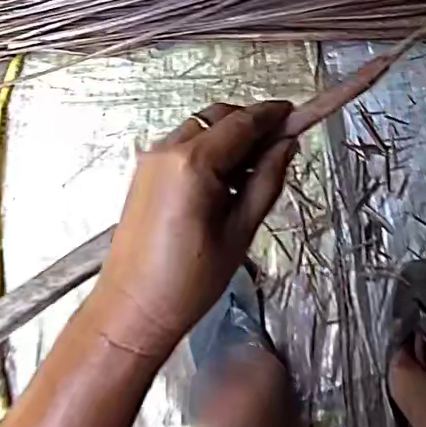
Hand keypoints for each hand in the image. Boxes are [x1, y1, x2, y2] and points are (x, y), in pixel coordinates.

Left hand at [89, 101, 296, 359]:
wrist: (129, 314)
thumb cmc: (187, 283)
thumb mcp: (241, 231)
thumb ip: (267, 179)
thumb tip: (288, 143)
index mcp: (195, 163)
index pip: (243, 122)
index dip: (273, 114)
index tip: (296, 112)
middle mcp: (170, 150)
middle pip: (221, 116)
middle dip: (252, 123)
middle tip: (279, 144)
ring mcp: (153, 158)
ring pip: (203, 125)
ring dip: (231, 134)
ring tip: (254, 168)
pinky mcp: (145, 170)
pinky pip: (186, 141)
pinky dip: (210, 146)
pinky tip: (225, 177)